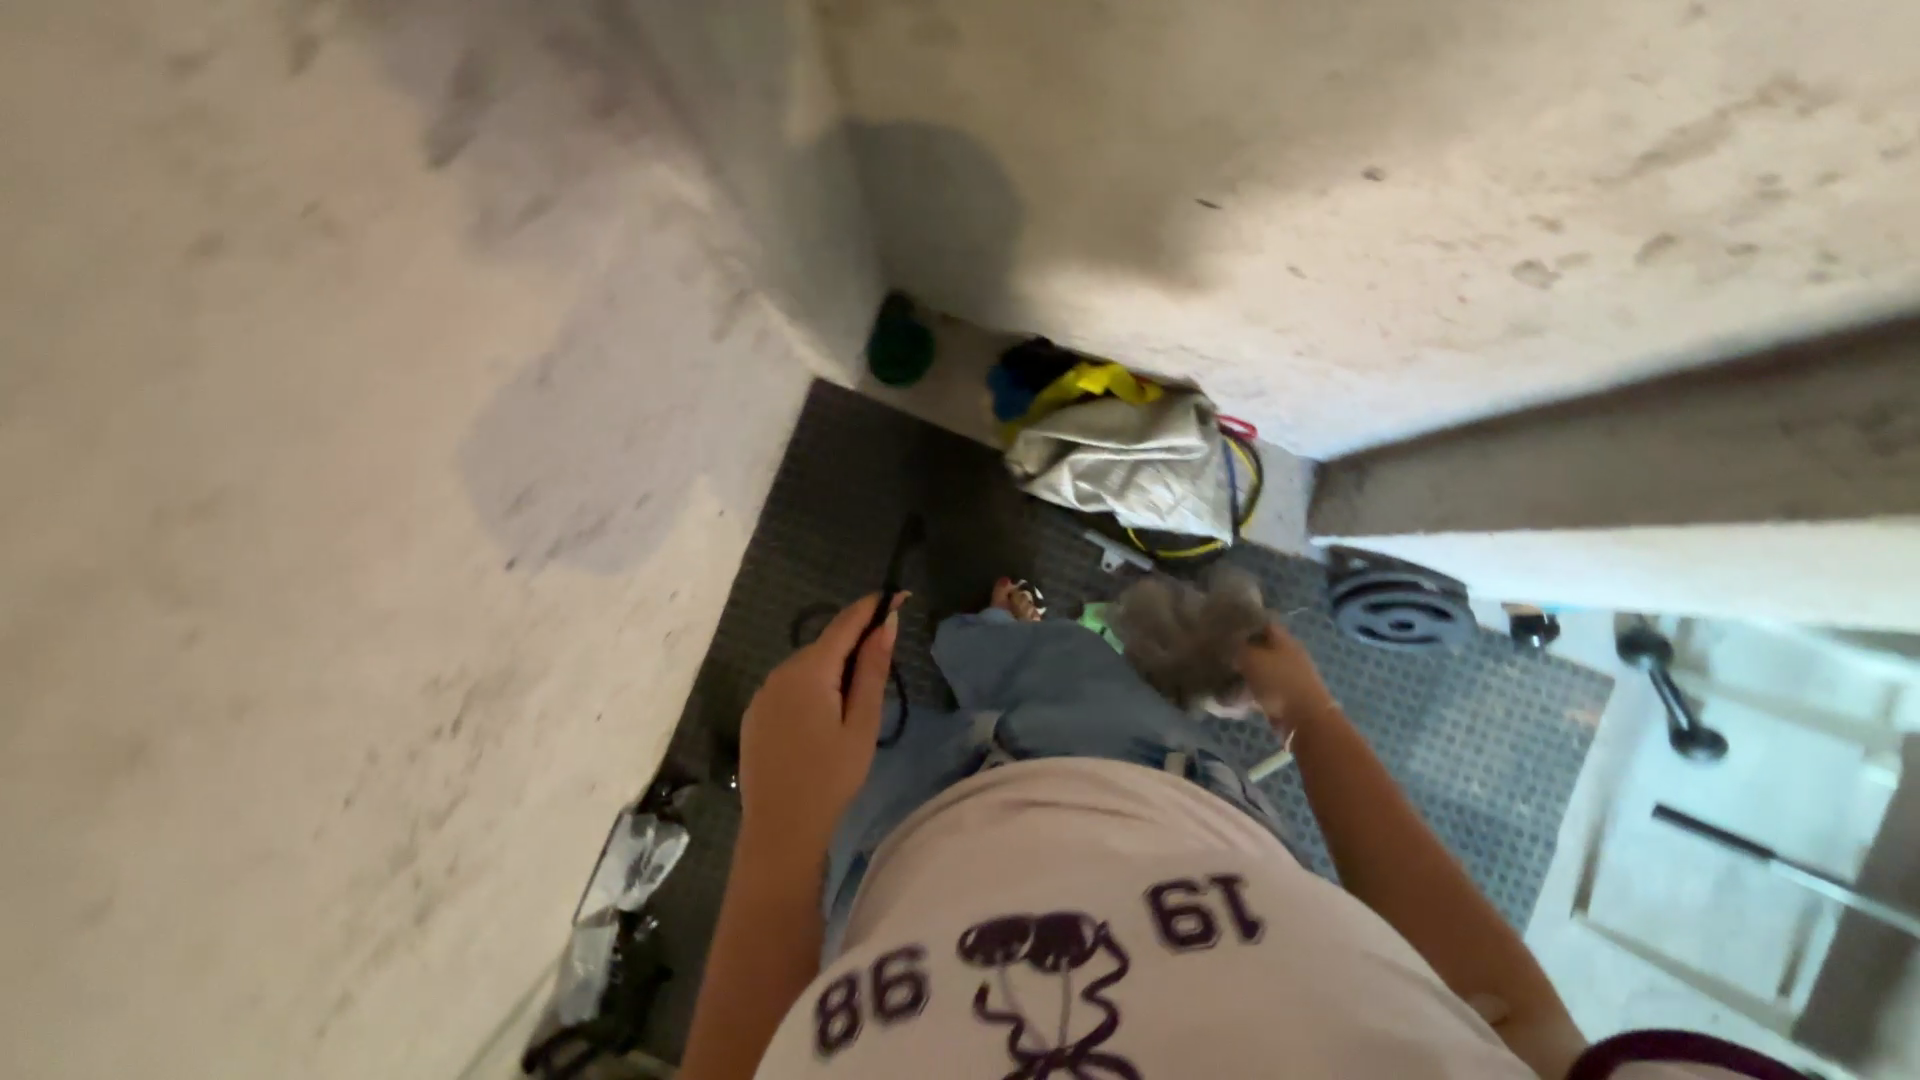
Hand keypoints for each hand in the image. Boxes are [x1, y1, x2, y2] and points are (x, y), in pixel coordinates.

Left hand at [737, 593, 903, 862]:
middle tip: (886, 659)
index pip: (845, 623)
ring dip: (833, 668)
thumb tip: (886, 624)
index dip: (872, 606)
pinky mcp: (756, 714)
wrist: (780, 829)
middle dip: (855, 642)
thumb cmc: (831, 777)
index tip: (898, 594)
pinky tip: (824, 718)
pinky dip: (813, 687)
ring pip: (807, 666)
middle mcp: (780, 671)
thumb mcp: (862, 724)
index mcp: (809, 670)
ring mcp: (763, 693)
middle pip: (825, 644)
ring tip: (857, 701)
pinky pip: (790, 686)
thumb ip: (872, 670)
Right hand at [1235, 621, 1340, 735]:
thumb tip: (1232, 646)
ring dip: (1250, 673)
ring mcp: (1293, 677)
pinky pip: (1268, 689)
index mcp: (1285, 641)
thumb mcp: (1251, 659)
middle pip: (1266, 648)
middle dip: (1246, 651)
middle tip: (1225, 654)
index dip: (1247, 624)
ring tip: (1228, 676)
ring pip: (1266, 670)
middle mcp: (1291, 655)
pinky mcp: (1290, 697)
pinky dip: (1254, 692)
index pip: (1266, 624)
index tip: (1228, 629)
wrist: (1305, 718)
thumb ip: (1239, 648)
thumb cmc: (1278, 682)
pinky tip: (1239, 696)